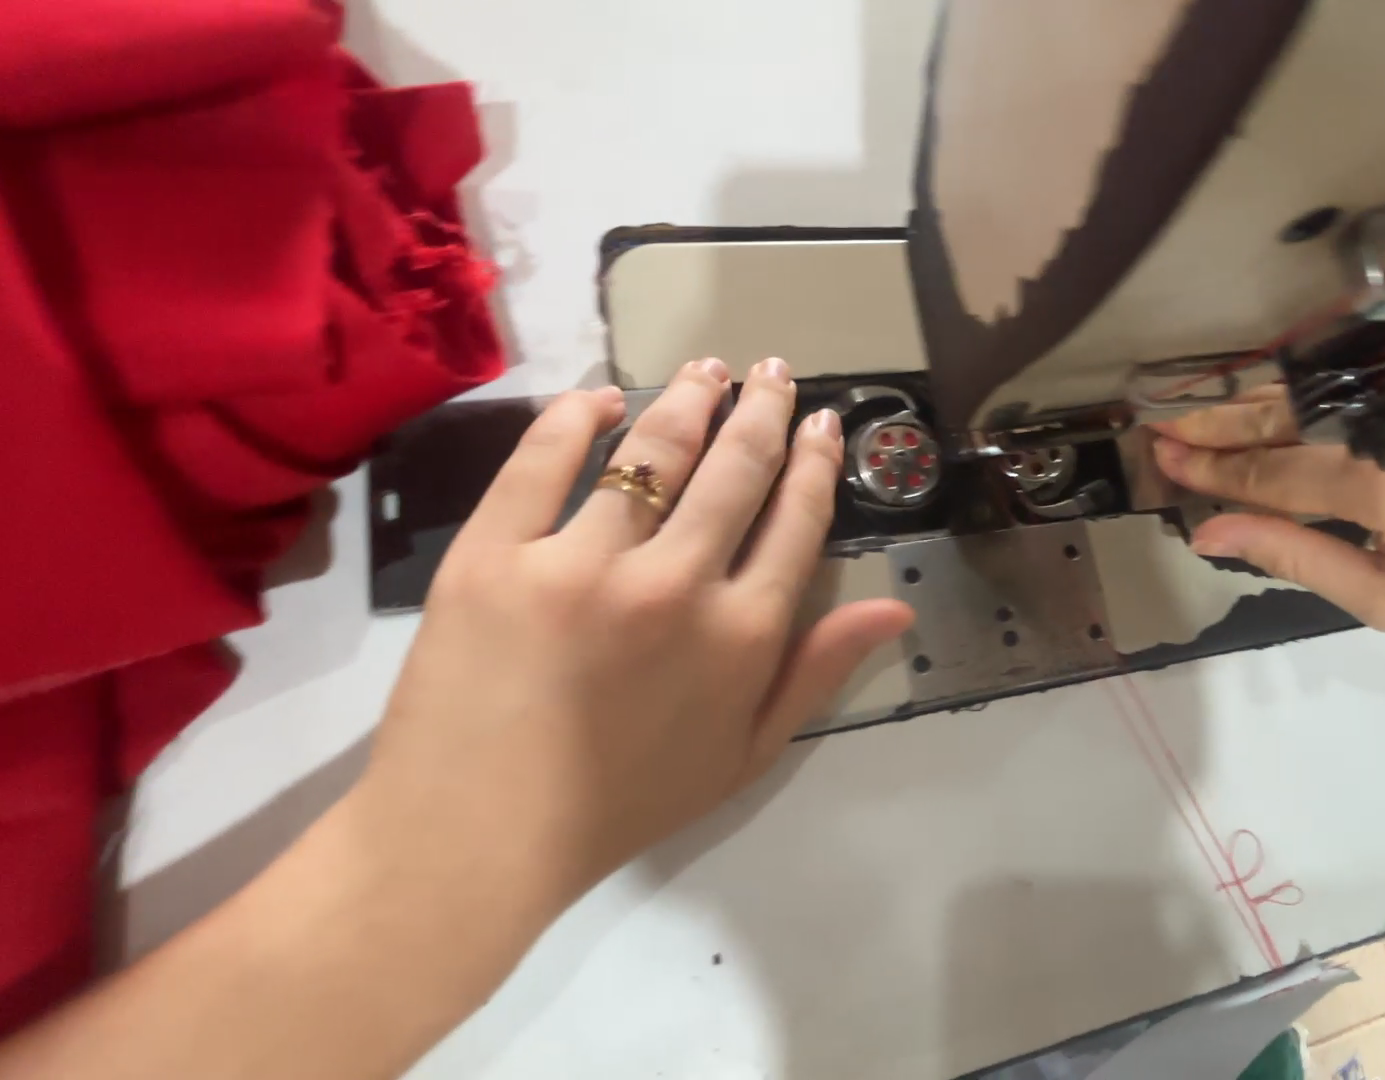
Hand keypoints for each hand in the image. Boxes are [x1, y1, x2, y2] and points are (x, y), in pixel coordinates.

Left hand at [350, 359, 913, 918]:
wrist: (476, 839)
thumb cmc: (629, 799)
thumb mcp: (749, 751)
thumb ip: (821, 669)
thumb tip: (898, 609)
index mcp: (741, 633)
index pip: (796, 522)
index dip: (816, 463)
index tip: (824, 423)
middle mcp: (674, 582)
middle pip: (735, 469)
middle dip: (763, 410)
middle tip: (773, 370)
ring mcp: (579, 562)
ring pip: (652, 452)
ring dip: (688, 398)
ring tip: (708, 366)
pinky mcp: (493, 554)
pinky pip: (541, 461)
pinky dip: (577, 416)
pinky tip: (602, 396)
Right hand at [1150, 385, 1384, 669]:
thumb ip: (1298, 556)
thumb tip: (1213, 532)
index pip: (1270, 469)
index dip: (1211, 466)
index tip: (1164, 458)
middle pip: (1288, 414)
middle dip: (1219, 422)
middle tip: (1164, 426)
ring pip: (1329, 389)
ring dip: (1261, 401)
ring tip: (1209, 413)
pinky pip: (1376, 380)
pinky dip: (1321, 393)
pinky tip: (1289, 401)